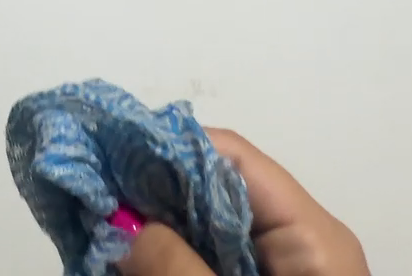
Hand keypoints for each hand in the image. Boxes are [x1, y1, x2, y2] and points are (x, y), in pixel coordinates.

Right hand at [117, 128, 368, 275]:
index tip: (113, 153)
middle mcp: (299, 237)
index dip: (169, 147)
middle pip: (215, 188)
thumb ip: (181, 269)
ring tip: (107, 225)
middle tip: (100, 193)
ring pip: (206, 224)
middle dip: (156, 191)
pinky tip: (135, 258)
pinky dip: (173, 255)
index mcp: (311, 232)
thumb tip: (124, 227)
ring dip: (158, 226)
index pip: (231, 156)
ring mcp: (282, 265)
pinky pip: (210, 255)